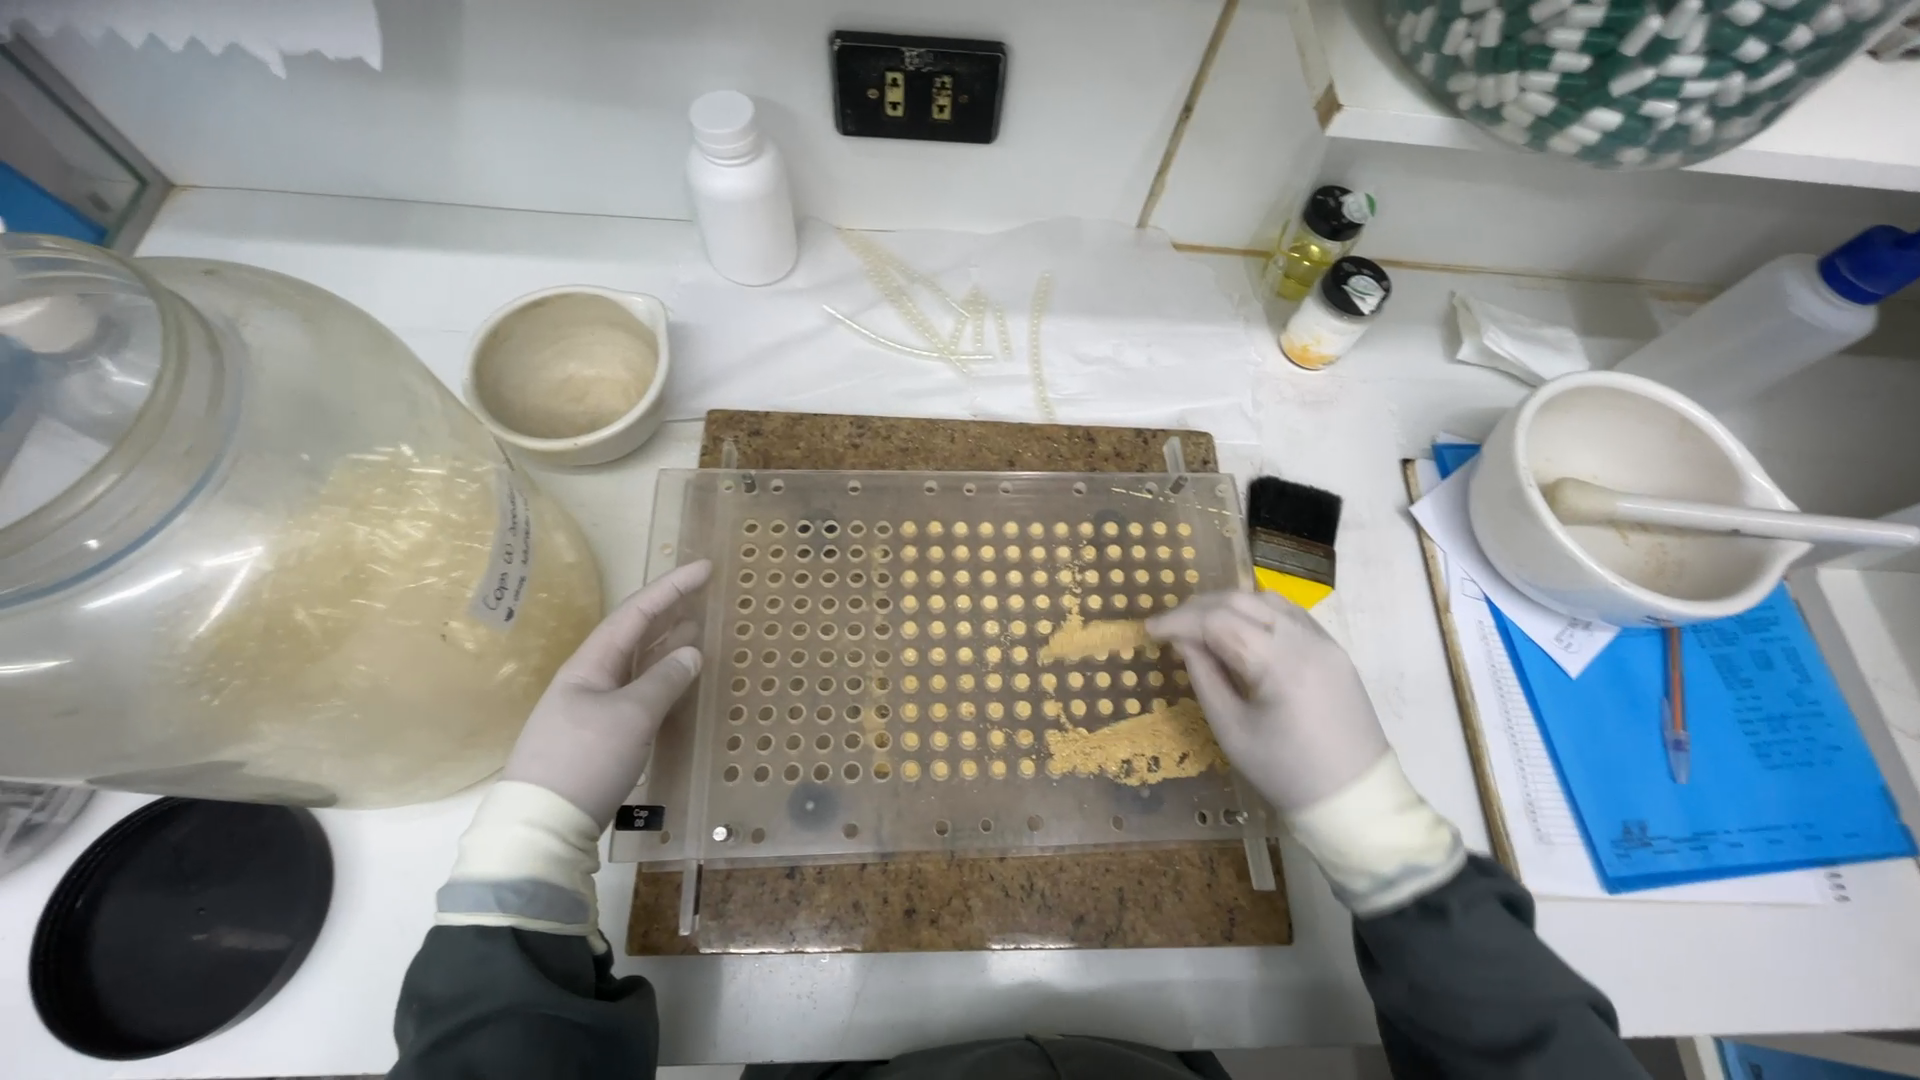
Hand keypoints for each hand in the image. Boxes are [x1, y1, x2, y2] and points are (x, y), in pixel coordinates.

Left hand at [502, 560, 711, 826]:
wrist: (542, 825)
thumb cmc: (585, 760)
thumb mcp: (631, 717)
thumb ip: (664, 680)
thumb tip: (691, 652)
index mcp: (590, 663)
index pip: (636, 613)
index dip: (671, 588)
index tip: (704, 568)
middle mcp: (589, 677)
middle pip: (634, 633)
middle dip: (669, 610)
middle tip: (704, 593)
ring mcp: (593, 706)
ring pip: (636, 662)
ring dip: (666, 643)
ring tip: (698, 628)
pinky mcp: (600, 734)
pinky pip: (637, 690)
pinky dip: (661, 677)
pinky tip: (677, 679)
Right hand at [1146, 589, 1388, 812]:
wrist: (1355, 798)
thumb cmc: (1286, 773)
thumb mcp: (1232, 730)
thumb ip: (1205, 677)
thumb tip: (1183, 642)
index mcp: (1280, 664)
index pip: (1218, 621)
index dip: (1179, 621)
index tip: (1150, 632)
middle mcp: (1305, 640)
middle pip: (1241, 601)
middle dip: (1198, 608)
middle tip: (1168, 626)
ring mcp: (1324, 641)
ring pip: (1266, 600)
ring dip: (1227, 605)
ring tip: (1199, 625)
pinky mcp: (1333, 649)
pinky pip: (1288, 614)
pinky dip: (1256, 612)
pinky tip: (1237, 630)